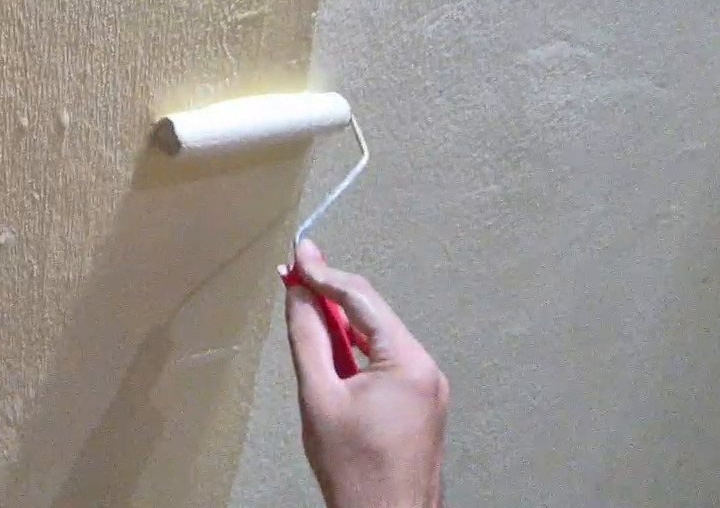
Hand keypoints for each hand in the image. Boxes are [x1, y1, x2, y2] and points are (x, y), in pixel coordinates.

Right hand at [286, 239, 447, 507]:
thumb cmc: (352, 466)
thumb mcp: (318, 393)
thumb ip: (307, 334)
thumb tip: (297, 290)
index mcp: (408, 362)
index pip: (360, 299)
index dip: (323, 273)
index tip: (295, 253)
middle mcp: (426, 368)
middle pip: (371, 311)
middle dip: (330, 291)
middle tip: (293, 271)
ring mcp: (427, 386)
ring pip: (376, 333)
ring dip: (339, 317)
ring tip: (303, 300)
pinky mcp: (420, 402)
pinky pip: (383, 356)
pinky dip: (353, 344)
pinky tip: (328, 341)